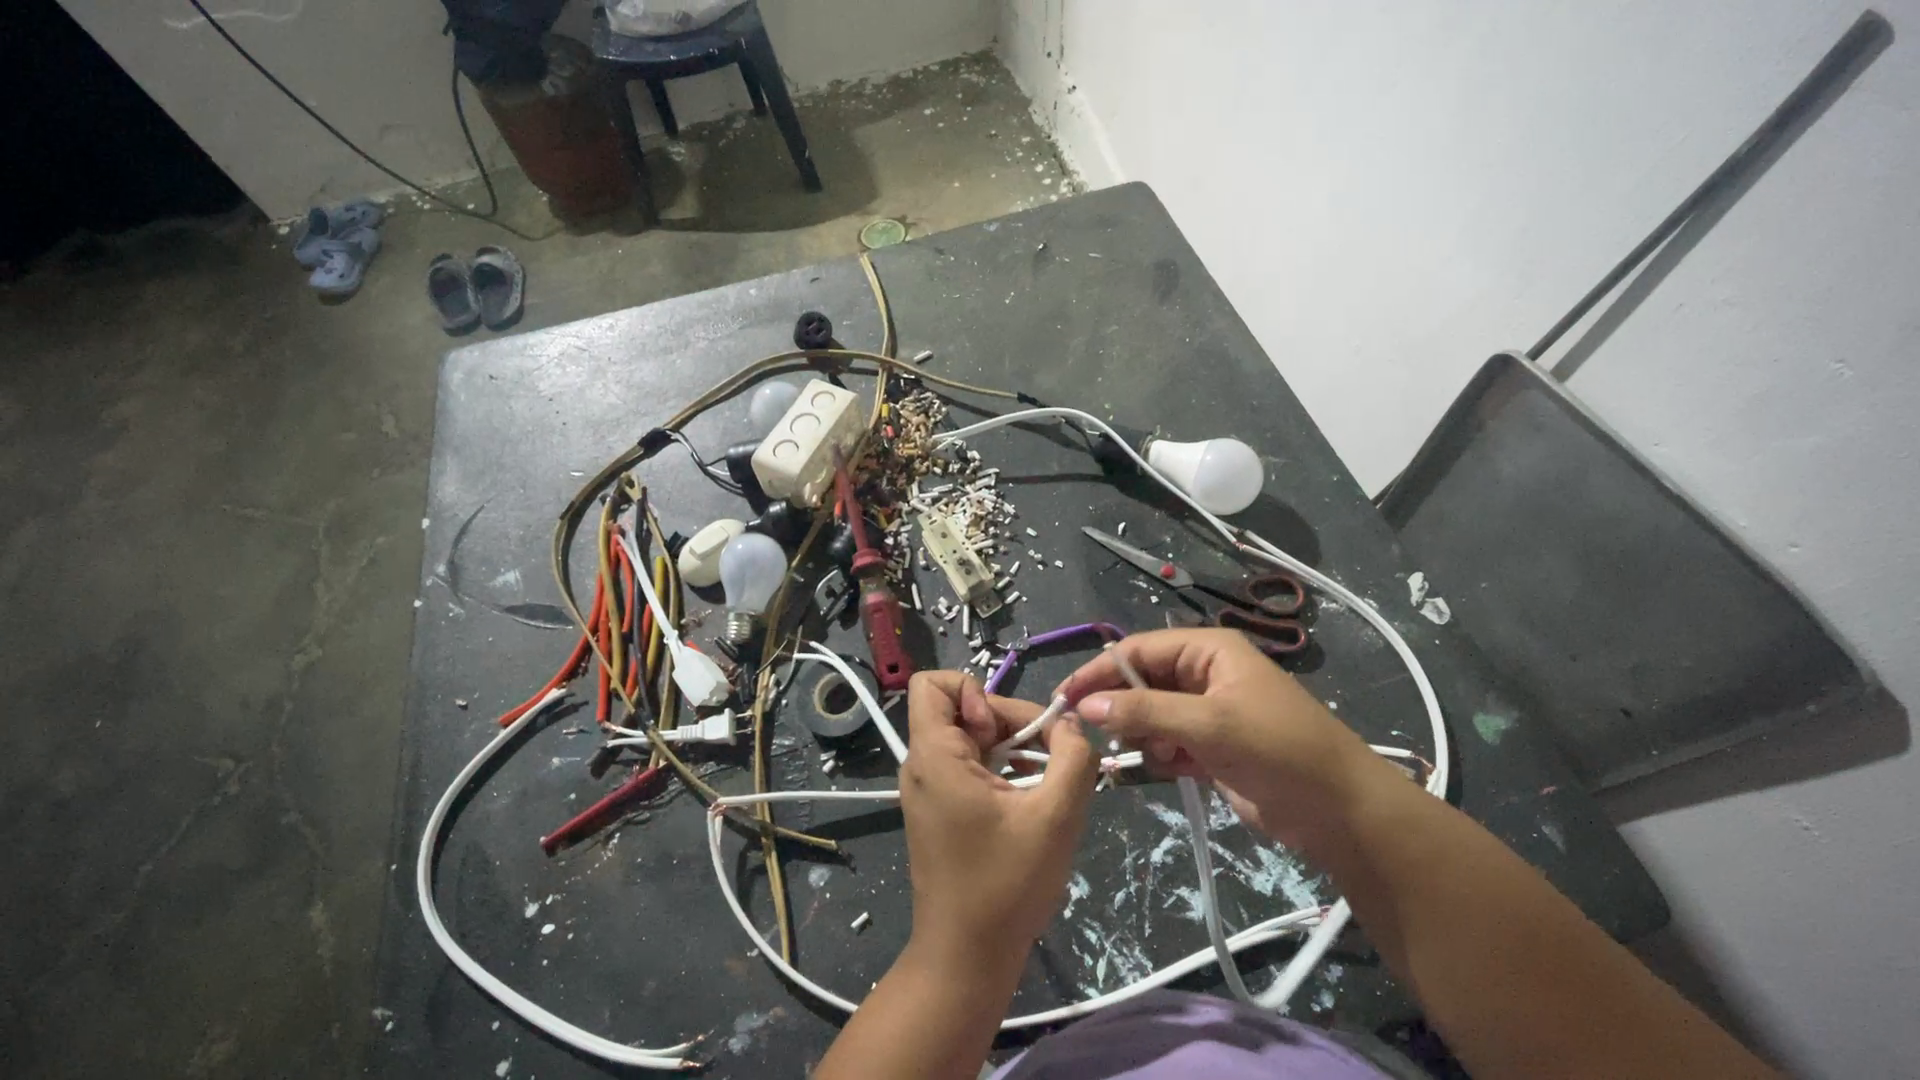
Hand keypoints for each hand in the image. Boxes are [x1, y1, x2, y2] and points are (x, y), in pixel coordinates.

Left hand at [901, 671, 1098, 971]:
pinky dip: (1001, 770)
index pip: (932, 683)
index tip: (1005, 732)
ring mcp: (928, 789)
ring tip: (1046, 779)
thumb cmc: (1007, 883)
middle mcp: (922, 765)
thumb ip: (1073, 757)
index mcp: (935, 756)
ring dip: (1010, 747)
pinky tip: (1033, 797)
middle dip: (1007, 721)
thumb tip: (1072, 724)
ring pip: (968, 738)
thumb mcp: (1056, 815)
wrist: (967, 955)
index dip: (974, 691)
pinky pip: (968, 767)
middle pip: (960, 708)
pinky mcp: (940, 811)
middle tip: (1047, 756)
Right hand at [1057, 628, 1394, 852]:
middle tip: (1091, 733)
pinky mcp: (1211, 748)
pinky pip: (1167, 743)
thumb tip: (1086, 704)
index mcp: (1209, 651)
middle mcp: (1205, 675)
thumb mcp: (1209, 724)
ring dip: (1140, 734)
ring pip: (1151, 715)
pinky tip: (1165, 769)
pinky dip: (1159, 755)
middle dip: (1118, 705)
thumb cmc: (1278, 749)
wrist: (1339, 810)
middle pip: (1142, 681)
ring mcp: (1208, 713)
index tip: (1065, 698)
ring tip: (1141, 755)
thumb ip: (1146, 711)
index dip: (1100, 671)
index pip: (1139, 650)